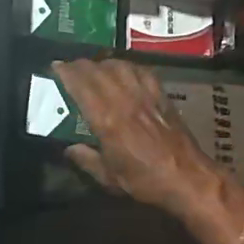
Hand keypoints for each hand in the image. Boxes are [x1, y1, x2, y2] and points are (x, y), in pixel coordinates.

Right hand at [52, 59, 232, 219]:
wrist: (188, 178)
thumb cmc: (145, 181)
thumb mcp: (108, 177)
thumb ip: (86, 159)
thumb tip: (69, 148)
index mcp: (107, 120)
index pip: (81, 85)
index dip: (66, 72)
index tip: (55, 66)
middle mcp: (124, 101)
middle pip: (98, 70)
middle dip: (80, 64)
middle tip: (69, 67)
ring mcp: (145, 95)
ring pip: (119, 66)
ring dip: (102, 63)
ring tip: (94, 67)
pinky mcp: (161, 96)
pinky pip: (141, 71)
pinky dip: (127, 66)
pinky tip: (123, 71)